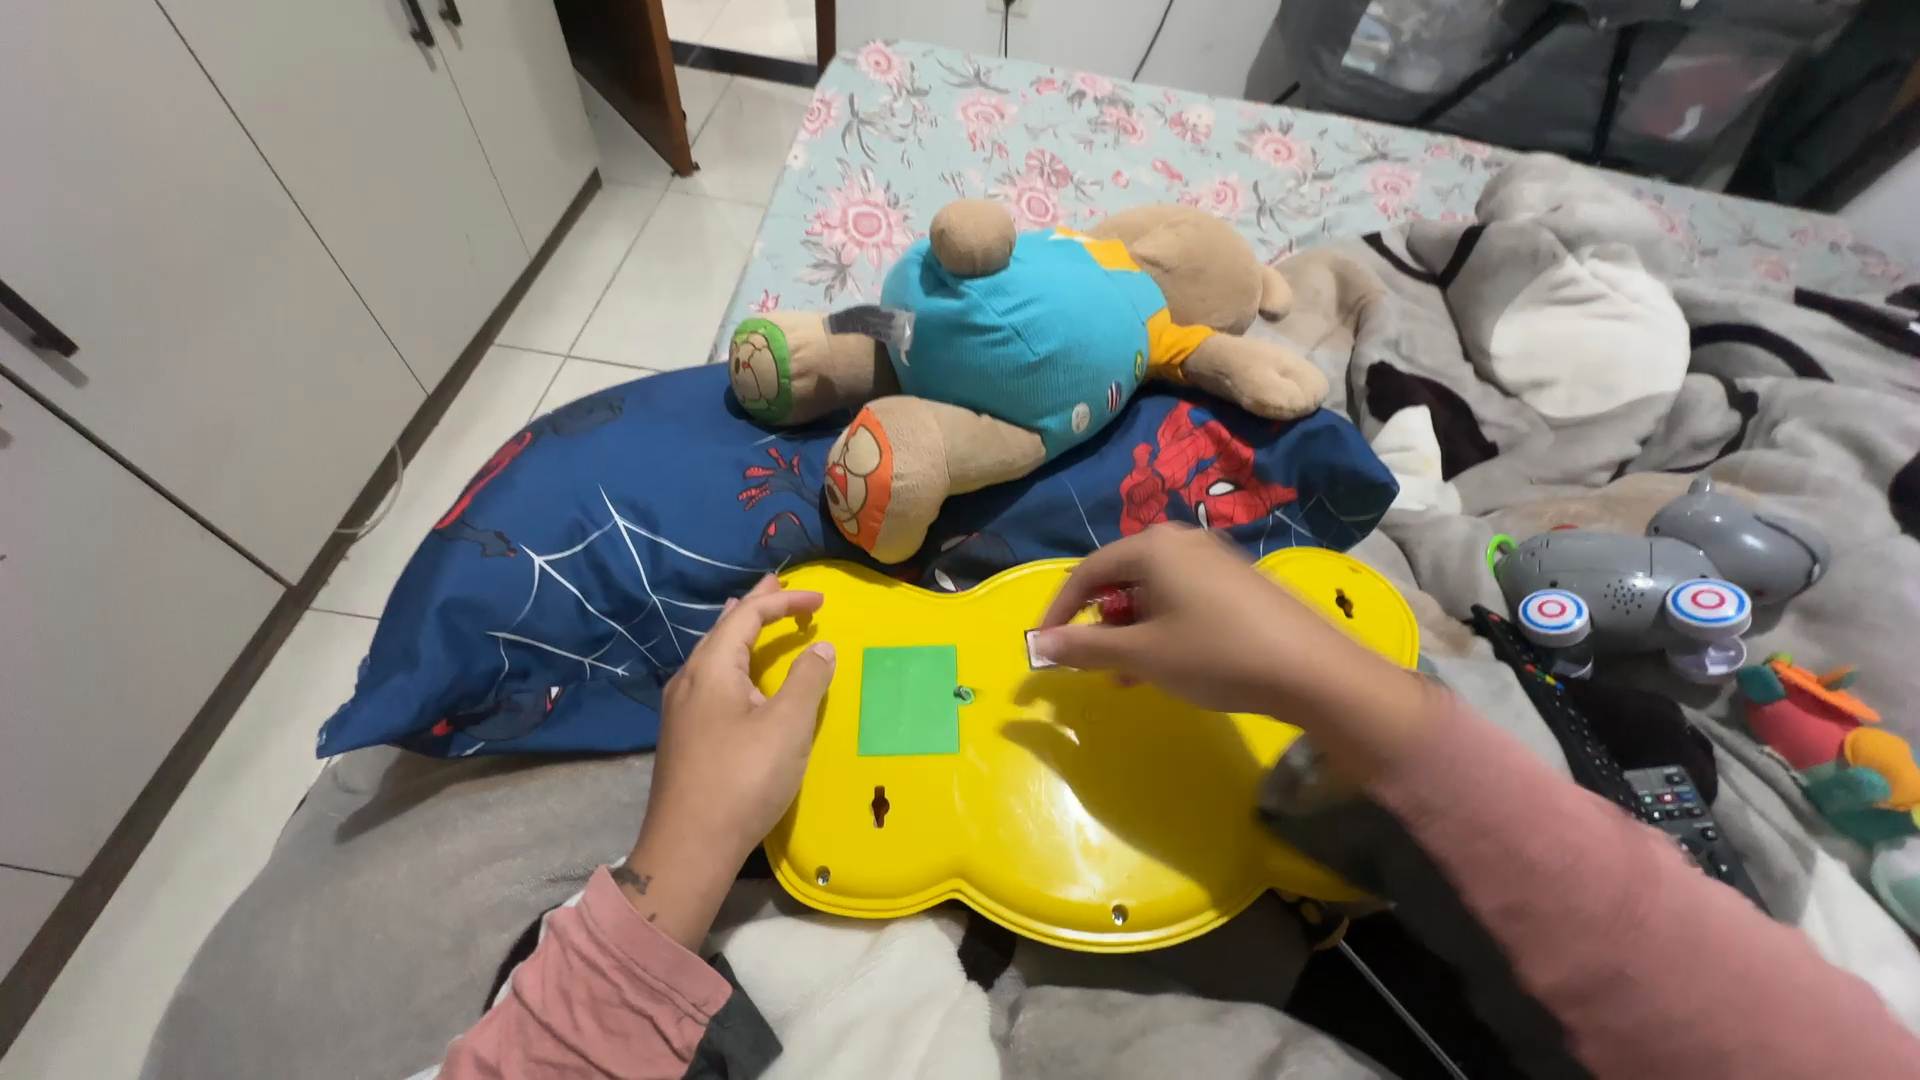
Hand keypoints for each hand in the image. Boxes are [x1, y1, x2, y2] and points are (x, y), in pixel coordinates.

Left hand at [618, 575, 835, 947]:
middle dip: (755, 606)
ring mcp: (681, 708)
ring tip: (754, 616)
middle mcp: (689, 679)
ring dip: (741, 631)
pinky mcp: (684, 733)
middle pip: (724, 628)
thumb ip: (807, 679)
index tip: (821, 599)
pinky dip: (733, 658)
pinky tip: (738, 673)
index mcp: (712, 668)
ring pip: (713, 653)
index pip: (748, 616)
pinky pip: (711, 676)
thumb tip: (821, 647)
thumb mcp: (788, 725)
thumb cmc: (743, 779)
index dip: (784, 600)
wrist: (689, 848)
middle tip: (778, 585)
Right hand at [1032, 525, 1435, 782]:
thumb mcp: (1143, 654)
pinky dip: (1159, 626)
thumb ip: (1086, 647)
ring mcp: (1211, 558)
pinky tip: (1164, 663)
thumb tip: (1039, 644)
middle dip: (1098, 622)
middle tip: (1090, 661)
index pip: (1086, 573)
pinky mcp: (1234, 580)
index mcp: (1151, 547)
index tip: (1044, 647)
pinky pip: (1178, 597)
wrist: (1313, 670)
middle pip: (1119, 578)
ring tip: (1125, 672)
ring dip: (1128, 630)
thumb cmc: (1216, 654)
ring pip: (1150, 591)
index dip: (1059, 611)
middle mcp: (1179, 541)